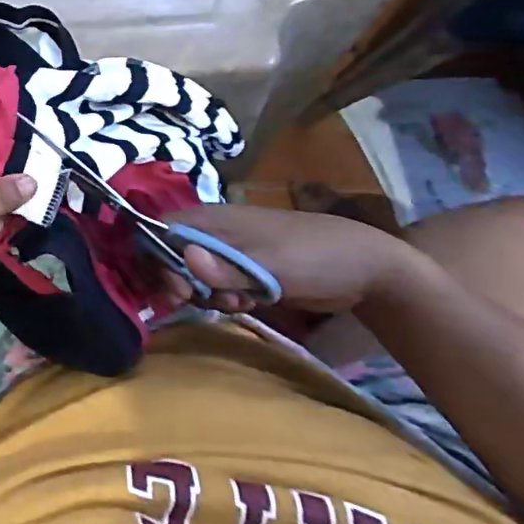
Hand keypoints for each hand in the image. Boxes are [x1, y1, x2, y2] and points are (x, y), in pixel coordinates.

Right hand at [156, 204, 411, 314]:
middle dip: (183, 282)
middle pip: (176, 254)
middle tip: (207, 302)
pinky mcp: (249, 269)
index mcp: (217, 219)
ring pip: (198, 273)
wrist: (364, 267)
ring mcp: (235, 250)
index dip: (158, 257)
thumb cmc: (315, 257)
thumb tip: (184, 258)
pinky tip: (249, 304)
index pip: (165, 228)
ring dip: (208, 294)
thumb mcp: (271, 266)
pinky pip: (221, 283)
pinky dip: (227, 297)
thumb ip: (226, 267)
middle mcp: (219, 231)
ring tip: (238, 304)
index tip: (177, 290)